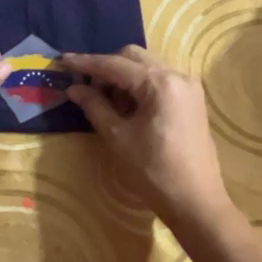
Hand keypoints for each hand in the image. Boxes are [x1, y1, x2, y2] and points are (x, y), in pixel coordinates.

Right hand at [61, 45, 229, 223]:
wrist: (197, 204)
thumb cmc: (154, 172)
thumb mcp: (118, 138)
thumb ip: (94, 106)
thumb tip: (73, 88)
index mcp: (160, 83)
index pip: (115, 64)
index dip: (87, 63)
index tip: (63, 60)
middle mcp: (177, 75)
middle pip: (133, 57)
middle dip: (106, 69)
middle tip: (87, 89)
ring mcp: (188, 86)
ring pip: (146, 67)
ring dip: (123, 78)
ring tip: (107, 103)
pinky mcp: (192, 99)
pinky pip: (159, 80)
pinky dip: (139, 87)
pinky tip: (128, 108)